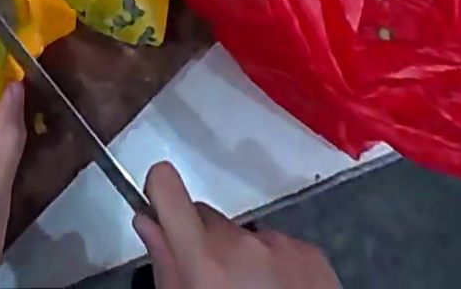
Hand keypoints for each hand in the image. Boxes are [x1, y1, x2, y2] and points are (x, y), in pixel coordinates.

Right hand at [132, 162, 342, 288]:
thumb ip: (165, 267)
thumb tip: (147, 220)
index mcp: (205, 260)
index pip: (166, 183)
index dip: (159, 193)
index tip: (162, 214)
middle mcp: (242, 243)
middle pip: (206, 217)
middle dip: (205, 244)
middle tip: (215, 287)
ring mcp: (281, 246)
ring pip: (243, 236)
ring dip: (242, 259)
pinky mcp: (313, 256)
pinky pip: (279, 247)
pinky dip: (276, 268)